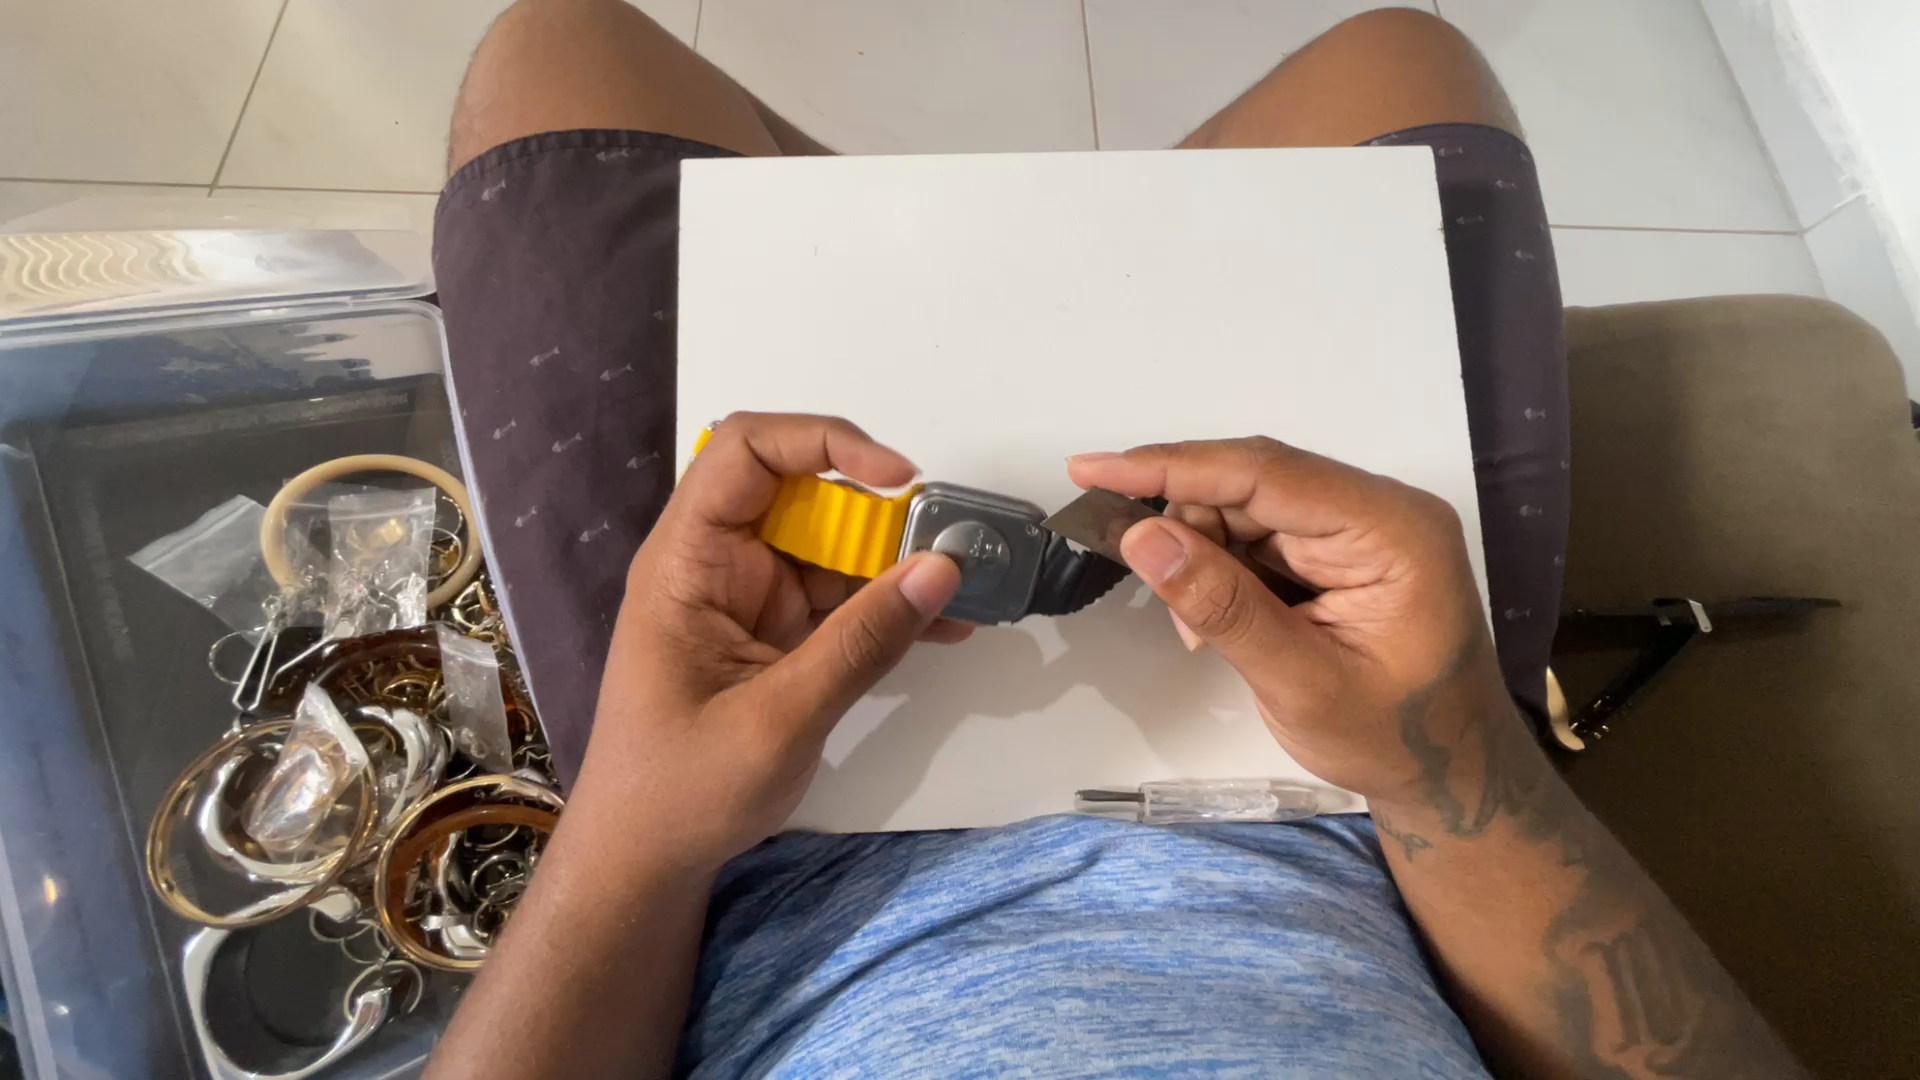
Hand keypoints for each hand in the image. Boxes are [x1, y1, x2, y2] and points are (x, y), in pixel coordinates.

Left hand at [577, 413, 966, 871]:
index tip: (898, 478)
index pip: (747, 452)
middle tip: (945, 553)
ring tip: (963, 590)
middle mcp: (722, 564)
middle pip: (806, 496)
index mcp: (690, 560)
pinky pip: (844, 600)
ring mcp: (755, 598)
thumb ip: (862, 641)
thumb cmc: (683, 791)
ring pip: (835, 548)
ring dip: (897, 566)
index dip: (824, 441)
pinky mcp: (782, 634)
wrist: (648, 862)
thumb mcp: (780, 717)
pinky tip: (944, 627)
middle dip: (879, 517)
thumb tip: (942, 569)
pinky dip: (891, 609)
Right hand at [1067, 437, 1513, 803]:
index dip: (1169, 466)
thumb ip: (1223, 607)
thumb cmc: (1392, 739)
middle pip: (1244, 485)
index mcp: (1387, 528)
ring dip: (1198, 561)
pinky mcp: (1328, 548)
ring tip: (1198, 631)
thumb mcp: (1301, 684)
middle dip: (1185, 532)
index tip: (1090, 469)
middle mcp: (1370, 510)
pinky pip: (1247, 537)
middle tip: (1162, 597)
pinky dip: (1214, 575)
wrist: (1445, 775)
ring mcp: (1349, 527)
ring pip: (1235, 510)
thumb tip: (1142, 538)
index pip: (1261, 473)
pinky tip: (1213, 622)